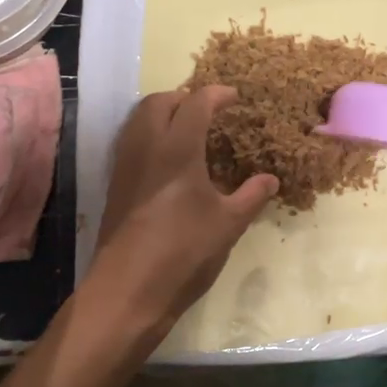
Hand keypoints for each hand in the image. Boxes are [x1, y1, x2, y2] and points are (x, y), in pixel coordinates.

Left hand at [93, 87, 278, 332]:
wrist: (127, 291)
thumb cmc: (184, 252)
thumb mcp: (229, 224)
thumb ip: (251, 196)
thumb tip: (270, 179)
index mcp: (178, 149)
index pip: (196, 103)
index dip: (217, 95)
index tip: (235, 99)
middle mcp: (147, 147)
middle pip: (159, 101)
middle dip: (185, 98)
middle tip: (209, 111)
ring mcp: (125, 166)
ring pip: (139, 119)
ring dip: (163, 114)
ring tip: (189, 131)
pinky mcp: (115, 186)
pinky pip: (131, 142)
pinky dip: (151, 136)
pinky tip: (170, 162)